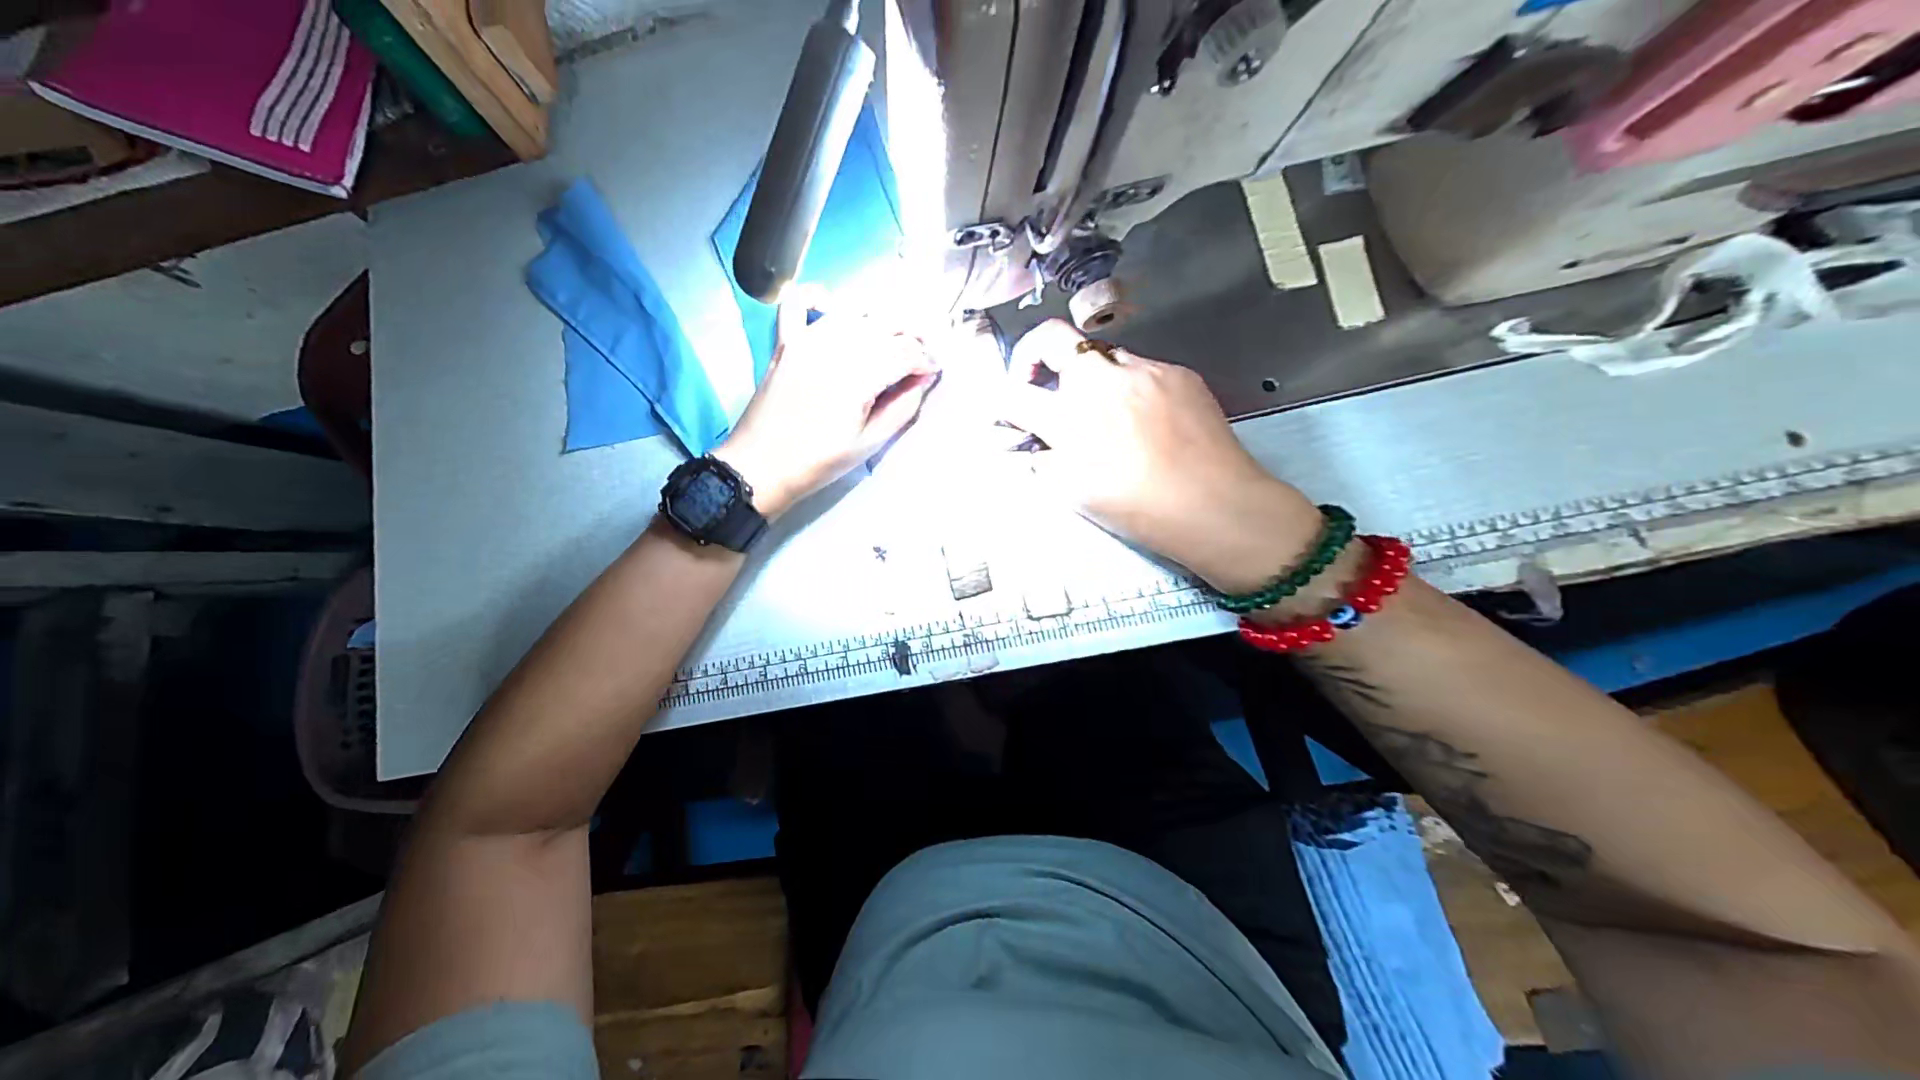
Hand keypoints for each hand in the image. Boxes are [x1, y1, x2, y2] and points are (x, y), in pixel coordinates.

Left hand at [712, 289, 938, 519]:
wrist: (760, 466)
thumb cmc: (818, 462)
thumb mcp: (869, 443)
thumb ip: (902, 407)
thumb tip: (923, 378)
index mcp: (858, 376)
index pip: (905, 351)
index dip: (926, 359)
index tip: (934, 371)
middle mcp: (835, 347)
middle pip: (885, 322)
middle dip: (911, 334)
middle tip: (919, 355)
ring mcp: (807, 339)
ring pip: (854, 310)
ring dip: (878, 319)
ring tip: (888, 339)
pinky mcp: (786, 341)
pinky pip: (799, 302)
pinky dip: (818, 297)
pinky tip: (833, 307)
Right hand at [998, 319, 1320, 593]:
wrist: (1214, 504)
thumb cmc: (1145, 508)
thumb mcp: (1076, 493)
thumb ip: (1044, 461)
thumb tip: (1030, 445)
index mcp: (1069, 418)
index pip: (1014, 392)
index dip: (1003, 397)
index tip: (1008, 404)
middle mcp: (1102, 383)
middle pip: (1051, 337)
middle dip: (1033, 353)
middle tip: (1035, 377)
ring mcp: (1142, 371)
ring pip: (1101, 354)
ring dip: (1090, 376)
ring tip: (1104, 412)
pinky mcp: (1176, 372)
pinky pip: (1142, 367)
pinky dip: (1132, 385)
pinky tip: (1145, 419)